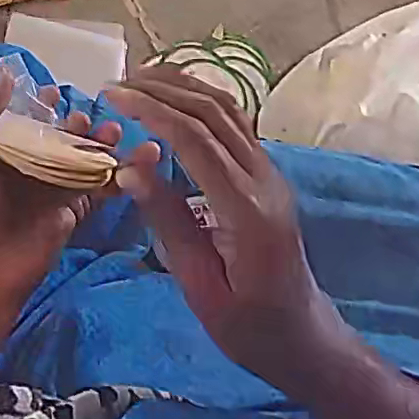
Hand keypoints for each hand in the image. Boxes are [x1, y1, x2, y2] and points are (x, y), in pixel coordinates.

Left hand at [0, 75, 111, 397]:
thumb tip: (4, 73)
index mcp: (4, 153)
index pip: (27, 120)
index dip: (41, 105)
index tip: (54, 90)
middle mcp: (32, 167)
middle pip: (62, 137)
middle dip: (77, 124)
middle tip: (86, 117)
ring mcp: (55, 189)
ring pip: (85, 158)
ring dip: (101, 143)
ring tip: (112, 130)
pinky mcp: (75, 211)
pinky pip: (102, 187)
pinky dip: (122, 174)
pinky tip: (140, 159)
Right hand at [105, 66, 343, 392]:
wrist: (305, 339)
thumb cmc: (249, 326)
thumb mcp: (200, 286)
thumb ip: (168, 223)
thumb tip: (129, 168)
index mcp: (245, 209)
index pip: (195, 139)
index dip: (151, 110)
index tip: (113, 98)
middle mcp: (263, 178)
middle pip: (212, 111)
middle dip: (161, 89)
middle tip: (116, 85)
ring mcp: (269, 171)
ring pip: (226, 108)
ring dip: (181, 86)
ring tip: (138, 80)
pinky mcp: (265, 171)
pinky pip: (233, 120)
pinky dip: (198, 98)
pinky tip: (172, 97)